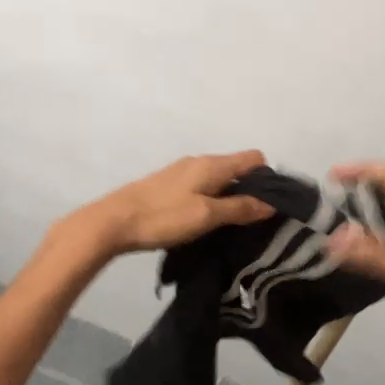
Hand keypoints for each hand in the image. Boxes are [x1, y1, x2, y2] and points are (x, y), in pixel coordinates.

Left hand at [69, 151, 276, 254]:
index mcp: (212, 164)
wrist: (113, 222)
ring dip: (230, 197)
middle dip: (250, 190)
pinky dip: (212, 200)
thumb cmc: (163, 217)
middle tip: (255, 221)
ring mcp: (181, 173)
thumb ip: (240, 208)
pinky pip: (202, 187)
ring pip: (218, 179)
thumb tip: (271, 203)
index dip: (267, 178)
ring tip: (232, 226)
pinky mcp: (168, 186)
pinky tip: (206, 222)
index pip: (254, 158)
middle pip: (237, 168)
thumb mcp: (207, 216)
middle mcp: (199, 162)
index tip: (270, 205)